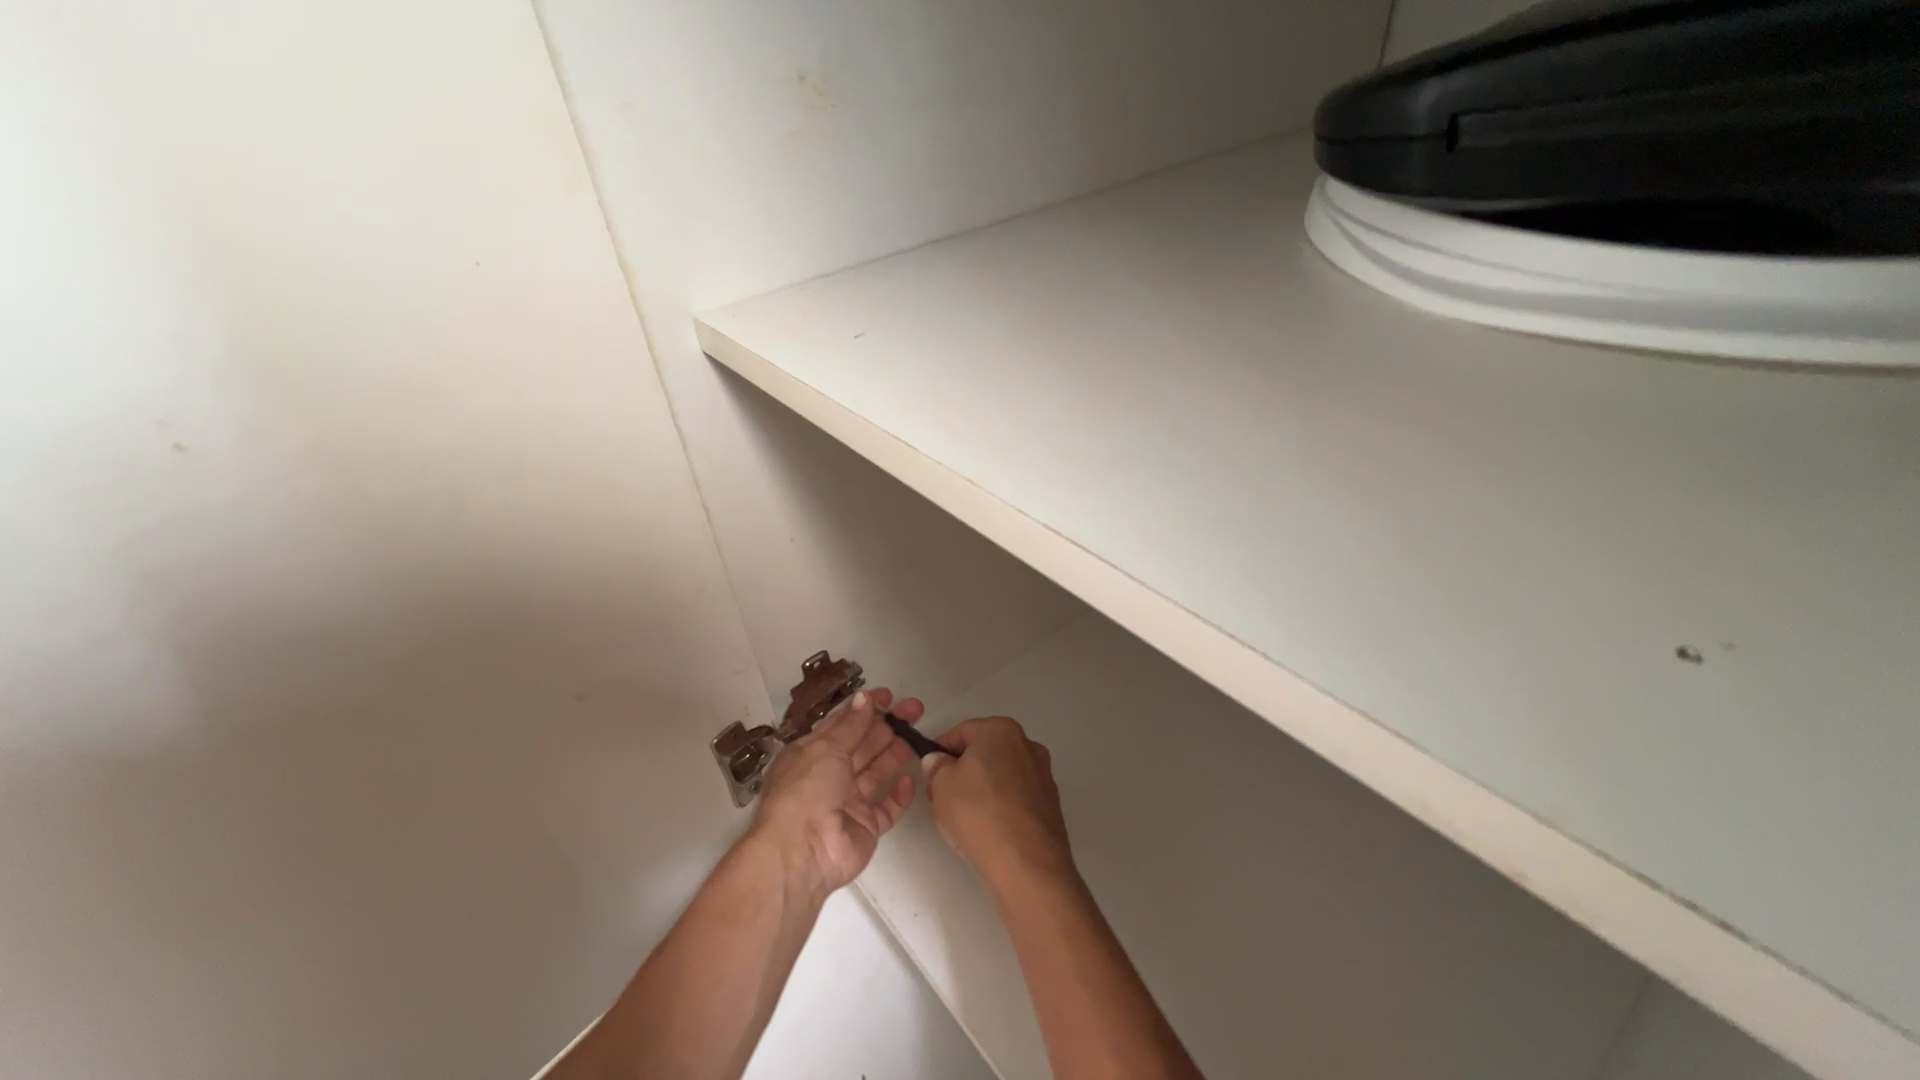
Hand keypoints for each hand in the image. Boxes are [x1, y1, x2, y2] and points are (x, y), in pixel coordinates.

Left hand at [751, 688, 921, 893]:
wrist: (801, 851)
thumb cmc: (806, 790)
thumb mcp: (825, 748)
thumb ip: (850, 725)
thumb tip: (864, 698)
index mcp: (811, 754)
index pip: (841, 725)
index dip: (864, 709)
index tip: (889, 696)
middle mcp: (829, 776)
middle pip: (863, 746)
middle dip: (888, 726)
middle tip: (915, 709)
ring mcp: (848, 803)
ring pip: (877, 772)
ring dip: (896, 753)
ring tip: (918, 735)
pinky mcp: (866, 827)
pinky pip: (887, 807)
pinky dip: (899, 794)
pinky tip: (910, 778)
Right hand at [921, 716, 1074, 887]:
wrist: (1027, 862)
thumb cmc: (978, 812)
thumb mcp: (941, 784)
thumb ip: (936, 765)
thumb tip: (939, 760)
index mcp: (1001, 730)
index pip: (960, 732)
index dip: (939, 753)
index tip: (929, 776)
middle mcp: (1027, 745)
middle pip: (983, 753)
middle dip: (960, 772)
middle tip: (942, 800)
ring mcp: (1043, 775)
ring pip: (1000, 777)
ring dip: (980, 791)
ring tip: (963, 821)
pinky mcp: (1050, 804)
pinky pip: (1015, 798)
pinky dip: (1000, 808)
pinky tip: (988, 831)